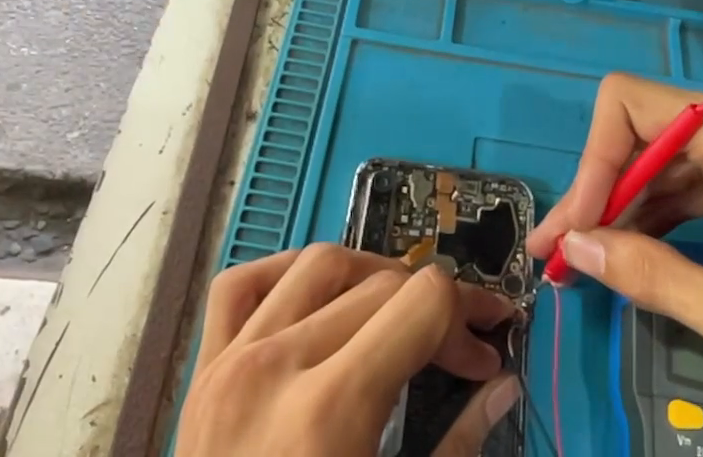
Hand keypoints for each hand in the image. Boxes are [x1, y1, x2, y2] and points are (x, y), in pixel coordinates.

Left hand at [176, 244, 522, 456]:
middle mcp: (278, 366)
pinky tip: (315, 294)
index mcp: (331, 408)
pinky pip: (240, 284)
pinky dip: (285, 273)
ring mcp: (231, 362)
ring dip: (370, 275)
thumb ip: (457, 446)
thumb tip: (500, 386)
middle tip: (456, 352)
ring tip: (396, 312)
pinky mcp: (203, 371)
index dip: (469, 316)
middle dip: (435, 308)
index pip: (422, 302)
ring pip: (318, 264)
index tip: (483, 356)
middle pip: (381, 283)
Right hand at [527, 75, 702, 426]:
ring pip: (664, 155)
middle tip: (563, 254)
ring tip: (587, 261)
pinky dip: (661, 212)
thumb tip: (575, 246)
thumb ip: (651, 276)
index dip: (589, 167)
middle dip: (598, 191)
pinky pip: (696, 176)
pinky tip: (638, 252)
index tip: (572, 234)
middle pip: (641, 130)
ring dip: (624, 205)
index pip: (627, 107)